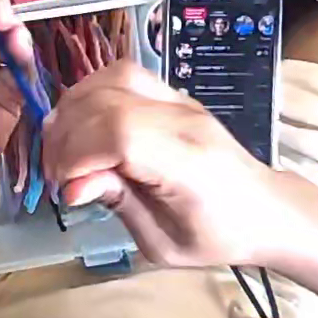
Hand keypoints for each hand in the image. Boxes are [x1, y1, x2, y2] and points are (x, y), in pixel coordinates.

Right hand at [42, 61, 306, 267]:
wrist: (263, 208)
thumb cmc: (216, 236)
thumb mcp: (163, 243)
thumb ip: (119, 203)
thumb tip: (71, 186)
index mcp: (188, 163)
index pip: (121, 133)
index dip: (78, 153)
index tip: (62, 185)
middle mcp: (182, 119)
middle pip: (108, 101)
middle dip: (67, 134)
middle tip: (54, 170)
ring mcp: (178, 98)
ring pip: (112, 77)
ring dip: (74, 107)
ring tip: (63, 144)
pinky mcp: (171, 92)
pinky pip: (122, 74)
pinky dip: (91, 93)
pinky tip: (82, 122)